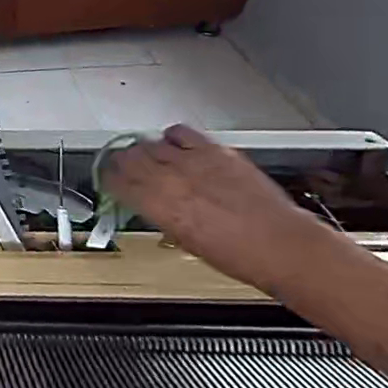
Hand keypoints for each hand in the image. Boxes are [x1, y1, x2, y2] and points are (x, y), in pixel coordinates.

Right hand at [102, 124, 318, 283]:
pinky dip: (172, 137)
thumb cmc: (238, 255)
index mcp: (161, 207)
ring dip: (144, 149)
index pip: (119, 181)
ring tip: (145, 154)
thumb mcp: (186, 241)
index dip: (109, 178)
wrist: (280, 245)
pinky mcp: (214, 150)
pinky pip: (181, 133)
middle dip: (121, 161)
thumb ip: (163, 216)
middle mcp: (172, 180)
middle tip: (120, 164)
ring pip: (151, 143)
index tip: (108, 178)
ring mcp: (193, 161)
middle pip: (130, 157)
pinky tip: (174, 143)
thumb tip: (151, 204)